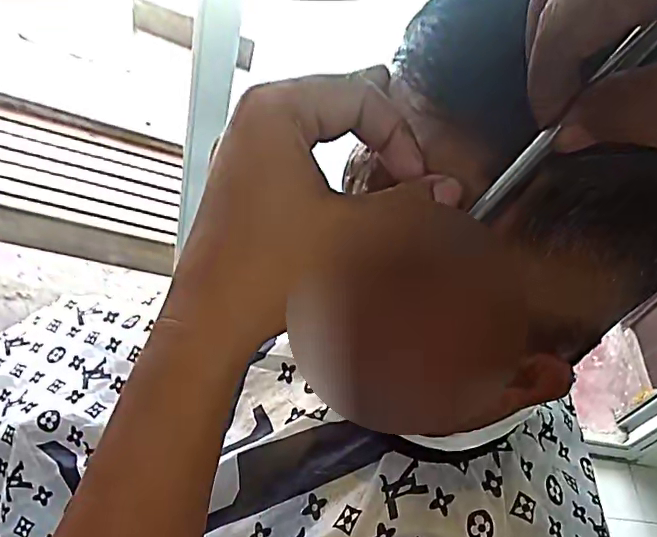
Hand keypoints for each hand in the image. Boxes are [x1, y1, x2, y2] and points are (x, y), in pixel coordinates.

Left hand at [163, 68, 462, 356]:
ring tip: (376, 202)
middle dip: (379, 146)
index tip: (416, 174)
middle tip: (403, 181)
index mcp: (274, 112)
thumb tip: (441, 190)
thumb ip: (403, 204)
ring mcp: (242, 159)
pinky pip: (294, 170)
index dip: (401, 134)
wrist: (214, 322)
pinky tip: (341, 219)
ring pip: (315, 142)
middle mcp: (251, 126)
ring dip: (353, 168)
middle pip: (336, 111)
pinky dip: (325, 186)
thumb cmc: (261, 275)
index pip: (359, 94)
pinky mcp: (241, 192)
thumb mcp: (349, 233)